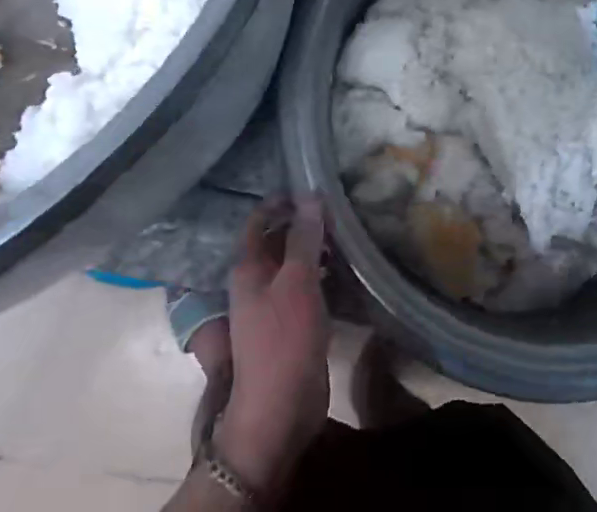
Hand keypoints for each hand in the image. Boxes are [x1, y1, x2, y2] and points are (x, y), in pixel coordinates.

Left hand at [213, 196, 330, 495]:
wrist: (280, 408)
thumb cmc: (284, 339)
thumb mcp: (297, 282)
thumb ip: (304, 238)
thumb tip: (311, 195)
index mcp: (247, 269)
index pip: (259, 221)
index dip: (283, 202)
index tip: (316, 189)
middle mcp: (255, 283)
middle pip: (279, 241)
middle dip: (306, 224)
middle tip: (342, 211)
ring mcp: (273, 305)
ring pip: (295, 264)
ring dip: (317, 249)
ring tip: (349, 235)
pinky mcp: (292, 324)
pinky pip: (307, 287)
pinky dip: (323, 274)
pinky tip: (347, 270)